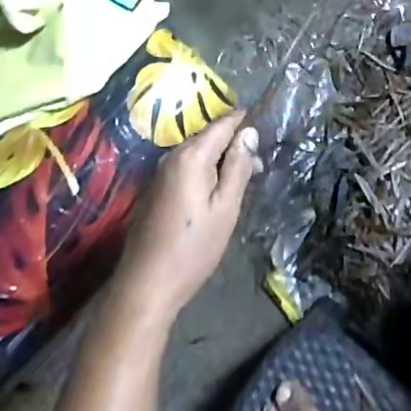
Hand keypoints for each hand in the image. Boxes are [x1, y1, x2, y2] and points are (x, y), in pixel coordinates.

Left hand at [110, 110, 259, 319]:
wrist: (145, 287)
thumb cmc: (193, 248)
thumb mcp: (226, 207)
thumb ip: (239, 166)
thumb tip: (249, 132)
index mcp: (191, 156)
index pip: (224, 123)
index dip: (245, 123)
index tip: (265, 134)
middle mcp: (172, 156)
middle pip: (209, 136)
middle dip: (234, 144)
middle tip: (258, 166)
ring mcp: (159, 173)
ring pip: (197, 153)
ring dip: (219, 160)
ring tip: (240, 182)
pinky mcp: (154, 190)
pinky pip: (185, 168)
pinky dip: (203, 172)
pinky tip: (214, 195)